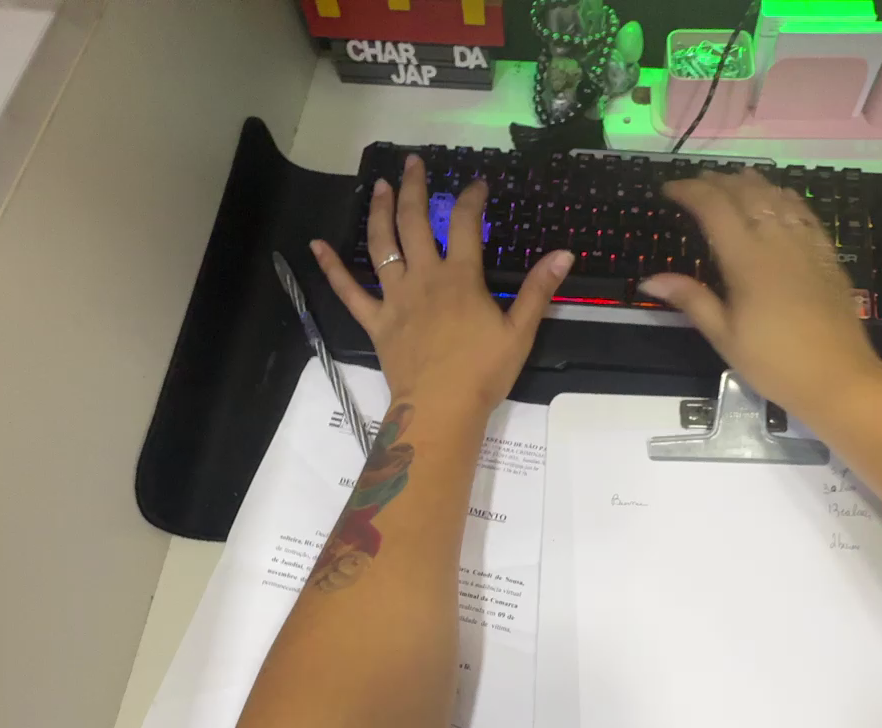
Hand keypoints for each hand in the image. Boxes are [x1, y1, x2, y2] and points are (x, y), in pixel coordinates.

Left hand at [312, 154, 574, 421]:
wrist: (442, 409)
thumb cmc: (483, 373)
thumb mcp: (520, 332)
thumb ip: (538, 290)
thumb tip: (564, 254)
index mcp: (460, 278)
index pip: (466, 224)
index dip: (472, 198)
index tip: (477, 183)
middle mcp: (424, 277)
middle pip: (415, 221)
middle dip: (414, 188)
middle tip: (412, 164)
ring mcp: (396, 298)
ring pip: (382, 245)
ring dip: (378, 211)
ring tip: (379, 186)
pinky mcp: (376, 321)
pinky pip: (349, 291)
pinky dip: (332, 268)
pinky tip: (316, 245)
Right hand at [640, 170, 881, 421]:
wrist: (836, 377)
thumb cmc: (773, 363)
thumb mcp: (724, 336)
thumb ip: (691, 299)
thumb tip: (650, 280)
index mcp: (747, 260)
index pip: (714, 208)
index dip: (690, 192)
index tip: (669, 189)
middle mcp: (777, 241)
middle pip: (746, 194)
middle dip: (717, 182)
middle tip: (696, 183)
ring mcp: (806, 245)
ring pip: (777, 197)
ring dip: (751, 183)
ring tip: (733, 180)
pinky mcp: (825, 255)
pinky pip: (803, 212)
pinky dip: (784, 197)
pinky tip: (778, 198)